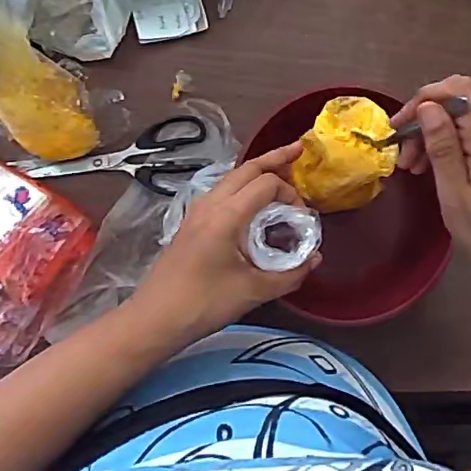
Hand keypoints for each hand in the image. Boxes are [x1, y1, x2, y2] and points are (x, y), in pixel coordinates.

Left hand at [122, 142, 321, 345]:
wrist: (155, 318)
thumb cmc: (204, 303)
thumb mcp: (254, 292)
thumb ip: (290, 273)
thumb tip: (314, 258)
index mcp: (226, 215)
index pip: (266, 183)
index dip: (290, 193)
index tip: (302, 218)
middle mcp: (211, 203)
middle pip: (247, 168)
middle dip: (274, 159)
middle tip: (298, 152)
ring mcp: (197, 210)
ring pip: (232, 177)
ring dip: (257, 172)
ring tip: (280, 172)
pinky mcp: (192, 221)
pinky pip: (223, 191)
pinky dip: (243, 186)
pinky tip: (254, 201)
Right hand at [392, 76, 470, 282]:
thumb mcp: (456, 196)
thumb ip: (443, 148)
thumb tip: (427, 106)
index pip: (459, 91)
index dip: (425, 98)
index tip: (401, 126)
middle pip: (459, 98)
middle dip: (424, 116)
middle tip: (402, 151)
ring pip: (461, 113)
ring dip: (432, 131)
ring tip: (411, 164)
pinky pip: (470, 129)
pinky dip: (446, 140)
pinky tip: (430, 165)